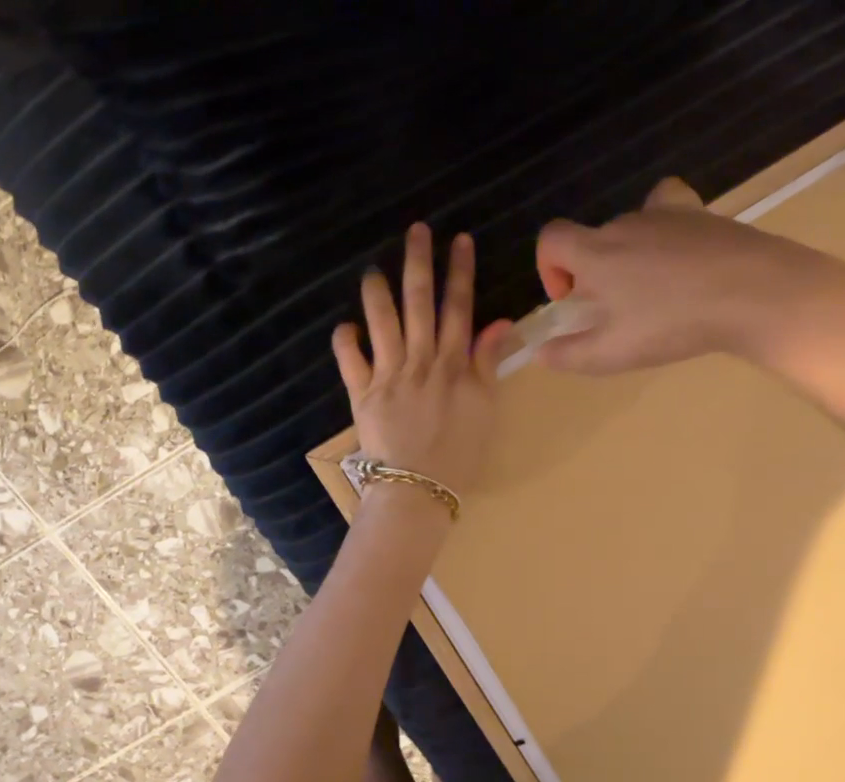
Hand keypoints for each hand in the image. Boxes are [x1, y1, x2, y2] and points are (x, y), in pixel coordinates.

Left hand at [332, 223, 512, 495]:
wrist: (418, 488)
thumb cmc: (458, 454)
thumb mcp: (485, 410)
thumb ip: (488, 365)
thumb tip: (499, 323)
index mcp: (453, 364)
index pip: (458, 308)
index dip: (459, 272)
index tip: (458, 240)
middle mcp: (419, 361)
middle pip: (418, 304)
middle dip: (418, 264)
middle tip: (415, 231)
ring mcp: (387, 376)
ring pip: (381, 324)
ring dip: (377, 294)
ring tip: (373, 270)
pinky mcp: (361, 395)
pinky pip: (349, 362)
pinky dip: (345, 341)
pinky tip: (345, 325)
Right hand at [531, 177, 844, 374]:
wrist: (753, 293)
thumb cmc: (671, 324)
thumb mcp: (610, 354)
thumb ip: (568, 354)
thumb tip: (540, 353)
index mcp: (595, 252)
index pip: (551, 238)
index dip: (549, 268)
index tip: (571, 300)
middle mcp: (625, 223)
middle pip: (592, 238)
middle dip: (593, 272)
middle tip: (617, 311)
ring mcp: (667, 214)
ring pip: (631, 229)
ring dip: (629, 257)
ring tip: (656, 294)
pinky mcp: (702, 215)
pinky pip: (671, 210)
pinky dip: (665, 230)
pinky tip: (680, 256)